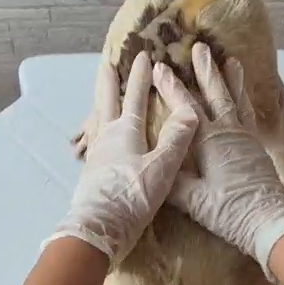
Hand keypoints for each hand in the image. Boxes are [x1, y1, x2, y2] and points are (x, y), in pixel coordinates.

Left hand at [50, 52, 199, 261]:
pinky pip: (94, 138)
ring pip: (97, 119)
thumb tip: (191, 111)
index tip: (143, 56)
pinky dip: (97, 127)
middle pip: (106, 102)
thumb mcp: (162, 167)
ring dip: (101, 103)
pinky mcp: (92, 170)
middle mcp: (107, 136)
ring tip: (101, 97)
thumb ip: (177, 138)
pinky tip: (98, 138)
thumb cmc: (132, 196)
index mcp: (125, 131)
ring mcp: (96, 153)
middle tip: (107, 64)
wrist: (98, 228)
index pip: (134, 96)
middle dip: (109, 82)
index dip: (140, 76)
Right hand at [163, 43, 283, 272]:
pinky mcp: (256, 147)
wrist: (270, 222)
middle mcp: (228, 133)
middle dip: (206, 70)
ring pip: (236, 101)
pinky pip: (248, 114)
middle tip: (200, 47)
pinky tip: (243, 97)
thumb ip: (172, 182)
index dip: (172, 88)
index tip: (160, 68)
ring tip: (230, 59)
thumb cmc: (229, 211)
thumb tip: (152, 167)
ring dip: (231, 79)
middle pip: (216, 94)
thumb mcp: (194, 201)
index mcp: (209, 142)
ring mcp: (245, 138)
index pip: (186, 108)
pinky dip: (245, 100)